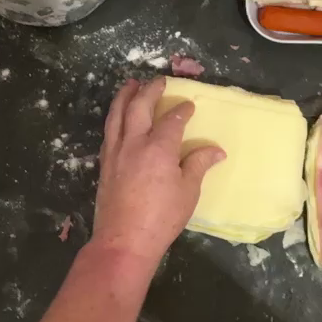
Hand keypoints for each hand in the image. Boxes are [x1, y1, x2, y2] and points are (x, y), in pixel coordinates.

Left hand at [90, 78, 225, 262]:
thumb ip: (198, 165)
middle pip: (139, 107)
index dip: (182, 110)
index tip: (188, 105)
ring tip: (130, 85)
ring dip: (124, 97)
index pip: (172, 120)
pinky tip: (118, 118)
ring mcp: (115, 152)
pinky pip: (109, 132)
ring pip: (117, 115)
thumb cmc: (161, 217)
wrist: (124, 240)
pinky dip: (115, 118)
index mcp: (159, 148)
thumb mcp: (188, 192)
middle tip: (158, 81)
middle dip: (149, 91)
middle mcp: (134, 143)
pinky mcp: (105, 164)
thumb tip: (216, 150)